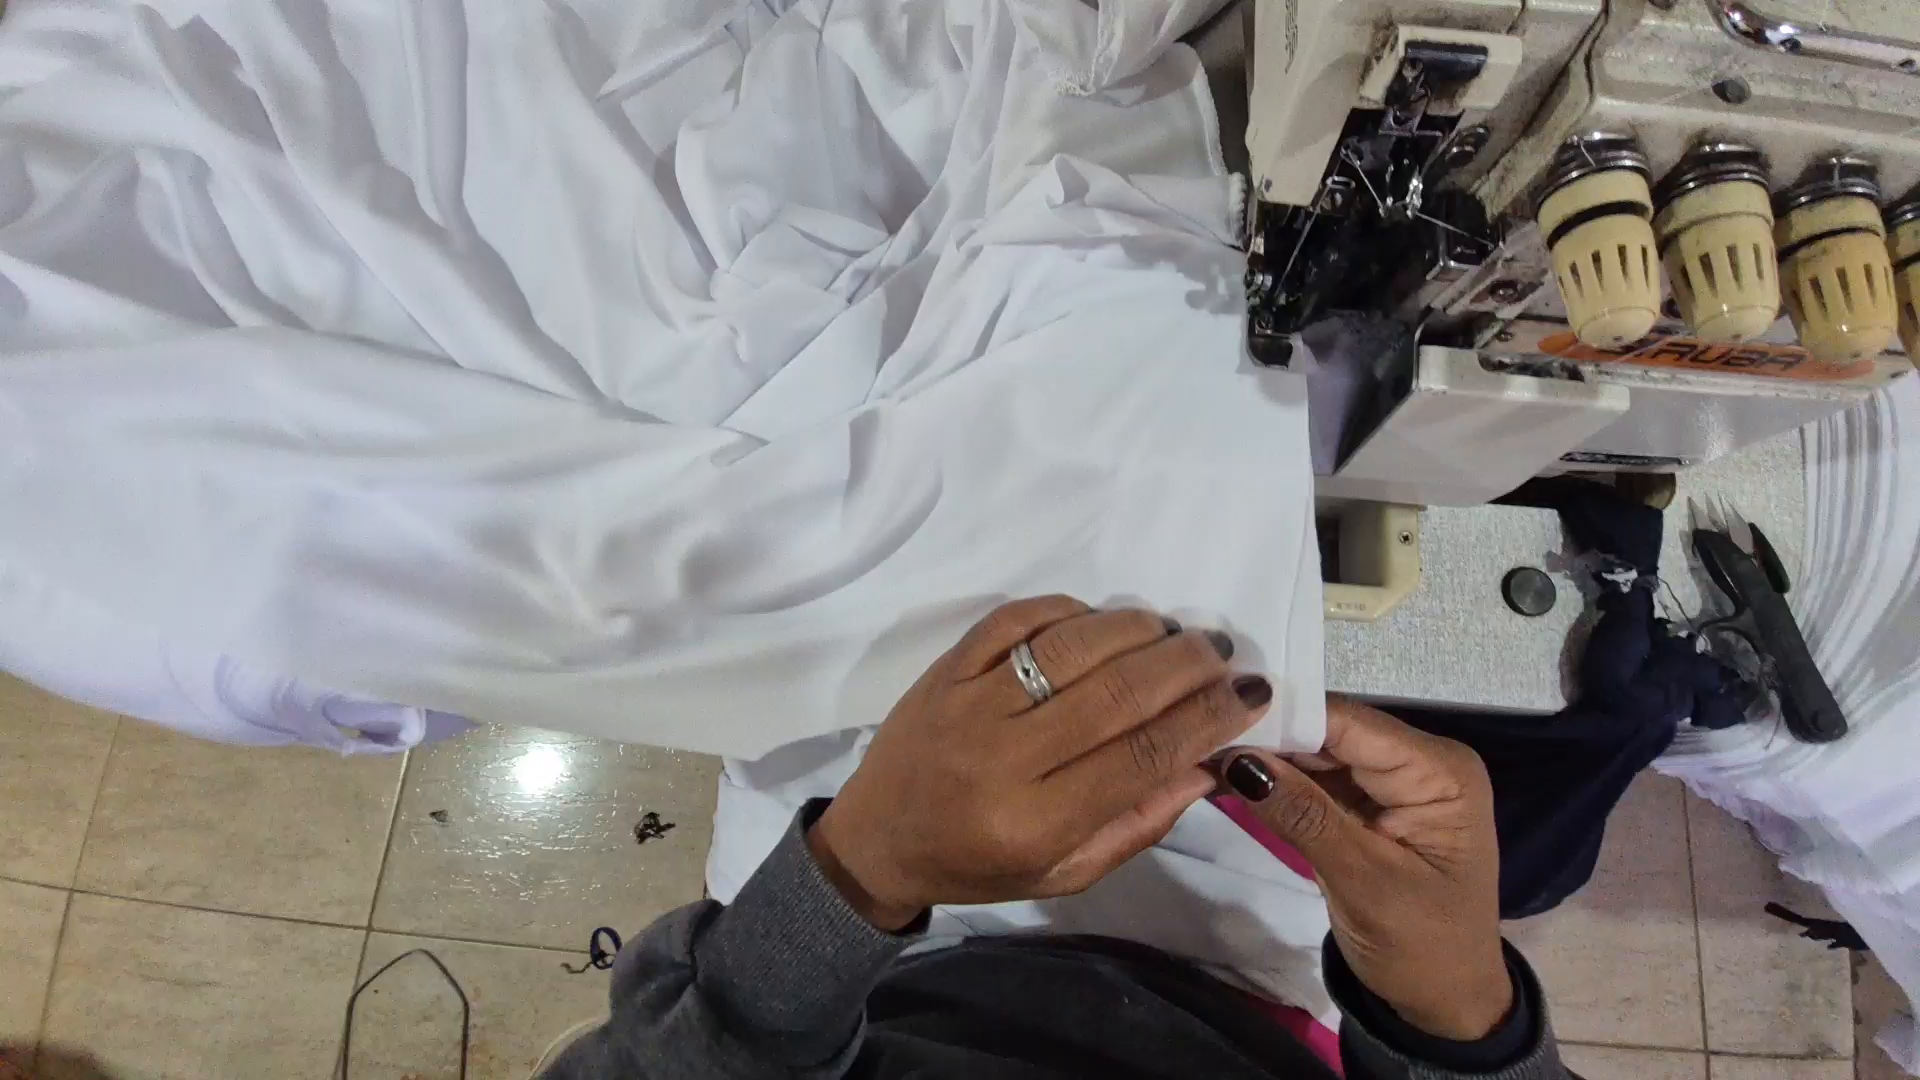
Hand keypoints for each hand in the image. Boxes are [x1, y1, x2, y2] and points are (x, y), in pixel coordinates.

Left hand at [808, 595, 1273, 930]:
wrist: (878, 836)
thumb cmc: (975, 864)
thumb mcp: (1061, 874)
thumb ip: (1136, 824)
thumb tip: (1205, 763)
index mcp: (1035, 820)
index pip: (1142, 756)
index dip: (1206, 719)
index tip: (1249, 693)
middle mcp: (1003, 755)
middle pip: (1115, 693)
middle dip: (1183, 665)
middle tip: (1218, 652)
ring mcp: (969, 701)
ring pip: (1069, 646)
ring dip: (1133, 629)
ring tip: (1170, 631)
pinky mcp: (946, 666)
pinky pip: (1013, 618)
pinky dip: (1066, 608)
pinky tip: (1099, 619)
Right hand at [1222, 698, 1511, 1040]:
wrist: (1443, 1003)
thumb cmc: (1423, 948)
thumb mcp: (1364, 885)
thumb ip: (1303, 816)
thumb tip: (1238, 760)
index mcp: (1436, 772)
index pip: (1345, 722)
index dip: (1281, 714)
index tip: (1214, 717)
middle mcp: (1411, 759)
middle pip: (1323, 727)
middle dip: (1262, 734)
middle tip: (1193, 734)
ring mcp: (1382, 777)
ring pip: (1307, 746)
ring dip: (1256, 753)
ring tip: (1195, 748)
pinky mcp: (1357, 795)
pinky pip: (1304, 772)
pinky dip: (1266, 776)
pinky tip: (1218, 771)